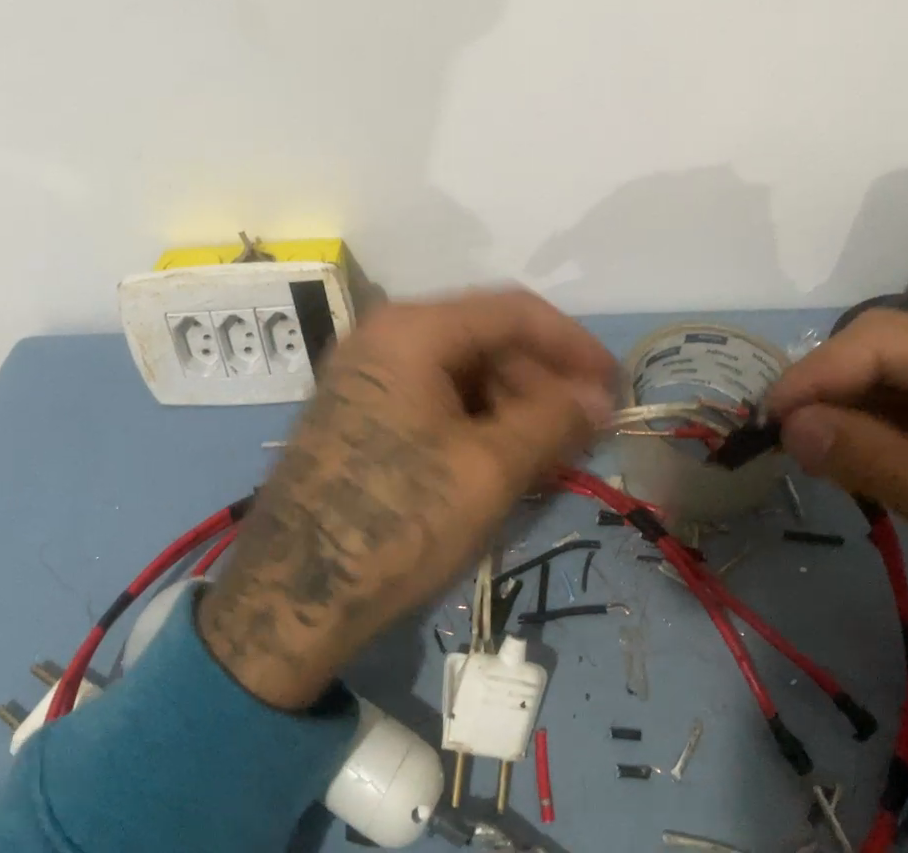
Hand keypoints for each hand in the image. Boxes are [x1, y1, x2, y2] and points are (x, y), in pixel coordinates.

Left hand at [197, 290, 616, 709]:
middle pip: (486, 340)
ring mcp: (366, 376)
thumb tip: (600, 398)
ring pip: (462, 373)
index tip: (615, 387)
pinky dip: (477, 424)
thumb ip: (554, 421)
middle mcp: (383, 337)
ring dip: (514, 407)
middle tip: (586, 432)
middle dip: (543, 382)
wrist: (292, 595)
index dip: (574, 346)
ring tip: (551, 456)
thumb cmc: (397, 523)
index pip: (515, 313)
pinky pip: (434, 400)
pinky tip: (504, 462)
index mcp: (411, 330)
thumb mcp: (489, 470)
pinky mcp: (359, 414)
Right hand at [769, 310, 907, 741]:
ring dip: (864, 410)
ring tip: (819, 453)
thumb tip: (790, 423)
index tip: (766, 416)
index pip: (897, 340)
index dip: (820, 371)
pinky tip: (872, 458)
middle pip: (906, 347)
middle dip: (836, 387)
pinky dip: (901, 429)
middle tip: (785, 437)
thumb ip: (879, 463)